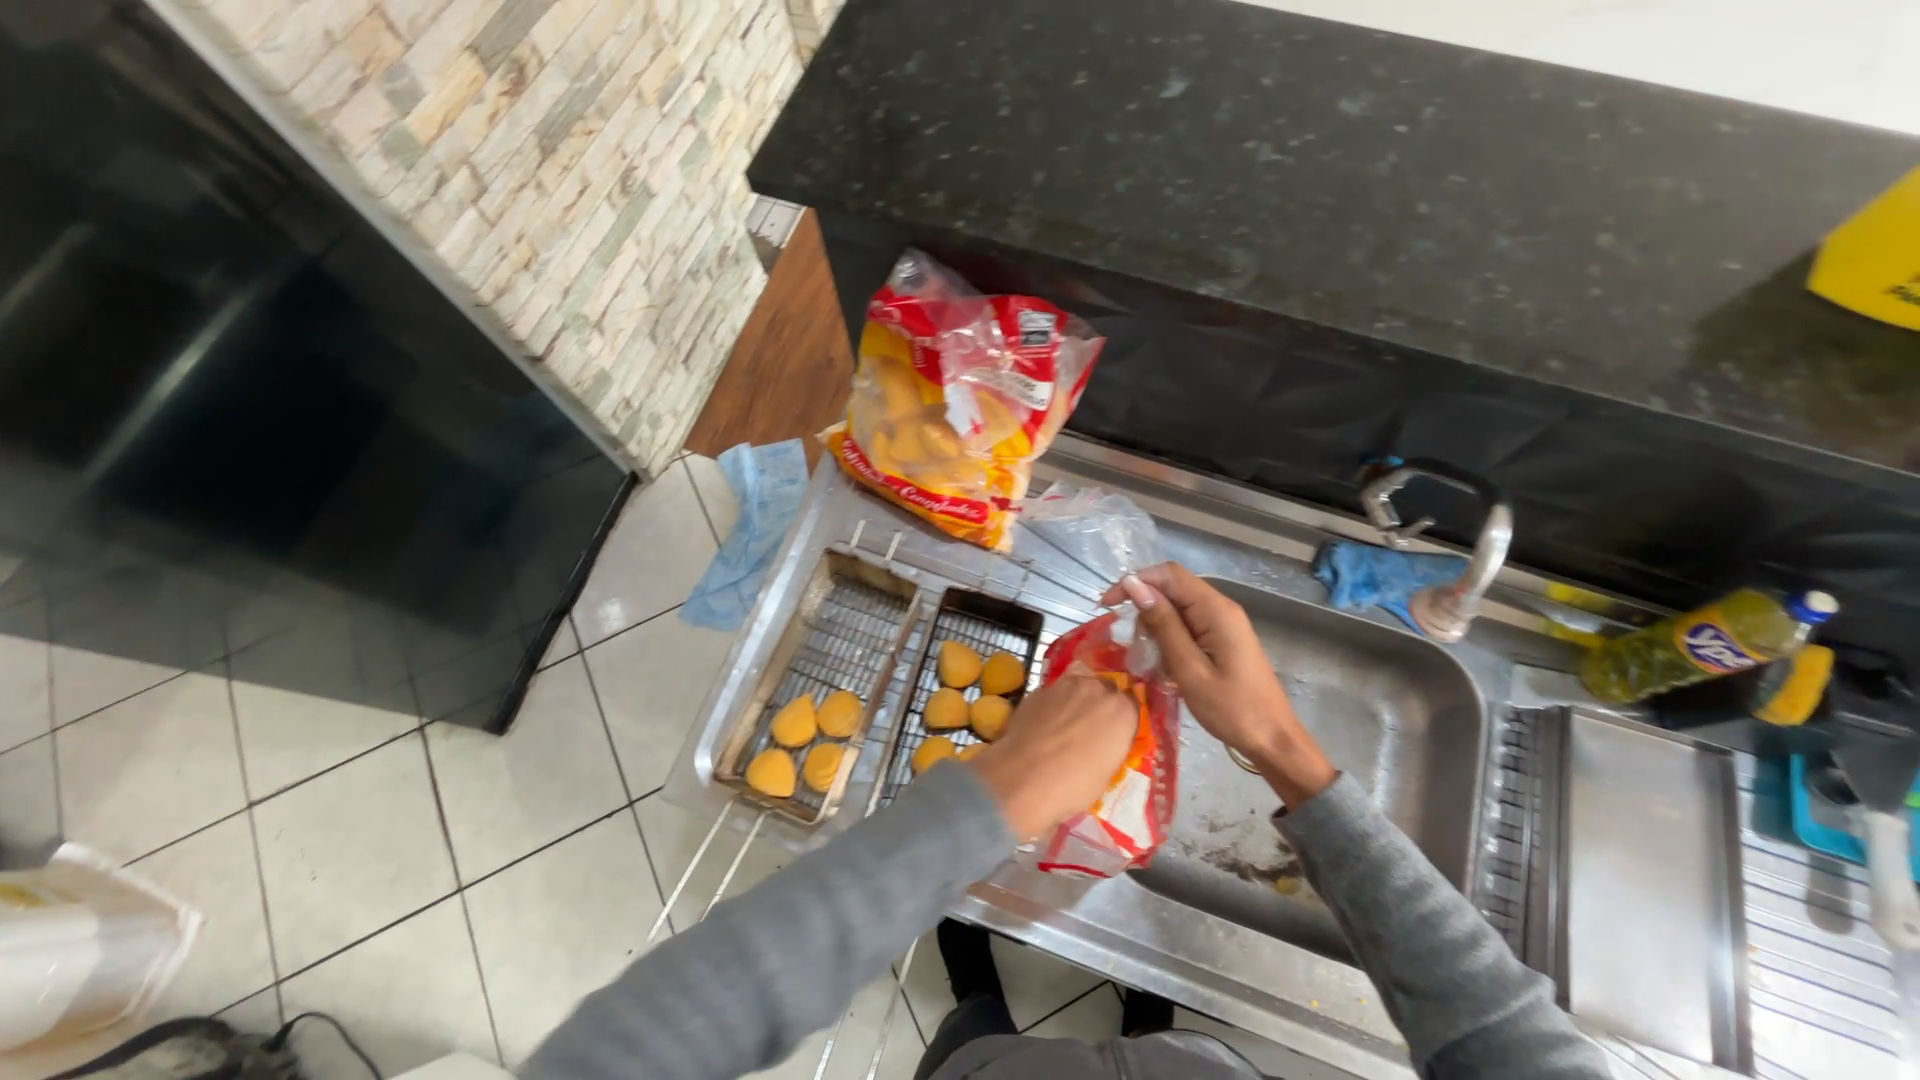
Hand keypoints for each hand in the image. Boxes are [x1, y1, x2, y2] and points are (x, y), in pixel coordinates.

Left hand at [966, 675, 1138, 841]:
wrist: (1024, 777)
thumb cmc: (1074, 785)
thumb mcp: (1106, 772)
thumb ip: (1110, 746)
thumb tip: (1102, 742)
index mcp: (1122, 711)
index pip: (1132, 705)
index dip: (1122, 719)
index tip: (1115, 734)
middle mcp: (1096, 689)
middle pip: (1104, 690)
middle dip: (1099, 705)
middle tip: (1090, 729)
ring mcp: (1064, 685)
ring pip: (1077, 687)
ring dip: (1075, 701)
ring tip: (1063, 727)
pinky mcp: (1037, 690)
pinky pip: (1052, 695)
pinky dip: (1051, 707)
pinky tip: (1042, 727)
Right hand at [1100, 563, 1336, 806]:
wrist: (1273, 739)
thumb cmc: (1232, 709)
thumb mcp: (1189, 669)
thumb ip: (1163, 625)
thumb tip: (1135, 587)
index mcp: (1216, 610)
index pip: (1169, 574)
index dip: (1135, 582)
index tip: (1108, 606)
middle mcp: (1221, 608)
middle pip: (1172, 589)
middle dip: (1145, 609)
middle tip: (1133, 645)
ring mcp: (1223, 624)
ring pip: (1177, 609)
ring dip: (1156, 628)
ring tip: (1150, 661)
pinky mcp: (1222, 639)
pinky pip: (1188, 627)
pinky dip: (1170, 640)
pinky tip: (1166, 667)